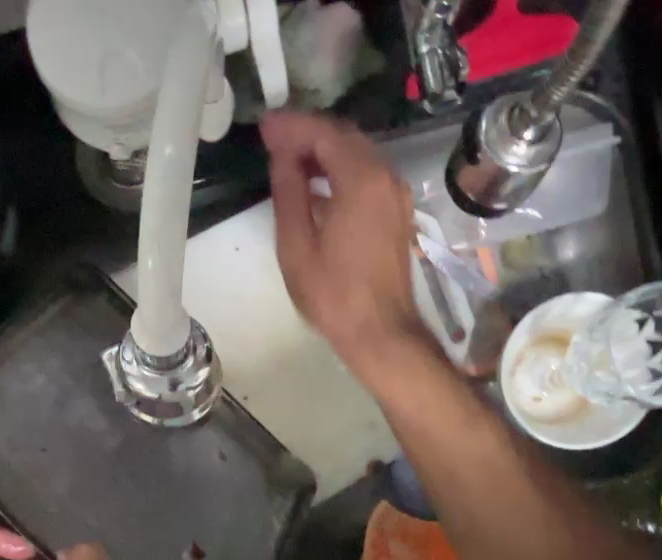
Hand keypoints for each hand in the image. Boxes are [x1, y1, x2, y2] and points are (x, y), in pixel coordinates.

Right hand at [261, 110, 425, 367]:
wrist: (380, 331)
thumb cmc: (333, 295)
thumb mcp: (296, 245)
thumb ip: (289, 192)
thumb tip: (282, 155)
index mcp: (361, 180)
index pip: (323, 133)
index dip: (291, 126)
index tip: (263, 126)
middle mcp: (385, 176)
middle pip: (345, 138)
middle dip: (308, 134)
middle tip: (273, 141)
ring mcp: (396, 194)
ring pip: (359, 155)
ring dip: (325, 152)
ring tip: (289, 161)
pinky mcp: (398, 212)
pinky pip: (368, 176)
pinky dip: (341, 171)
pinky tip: (317, 187)